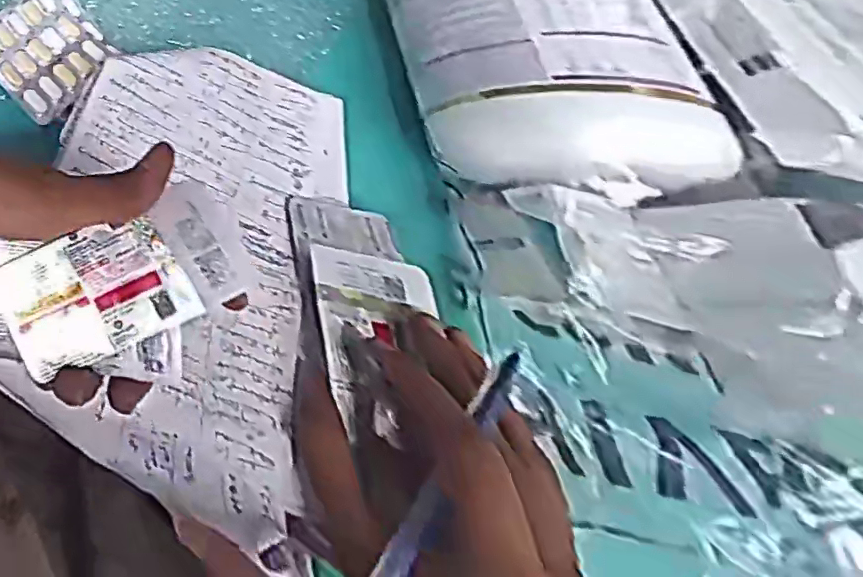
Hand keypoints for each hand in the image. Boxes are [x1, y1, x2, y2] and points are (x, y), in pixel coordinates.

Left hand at [0, 142, 174, 413]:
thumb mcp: (58, 198)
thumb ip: (114, 193)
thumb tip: (167, 156)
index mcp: (93, 217)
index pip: (154, 246)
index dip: (187, 278)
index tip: (220, 310)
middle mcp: (75, 246)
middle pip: (123, 300)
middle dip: (139, 347)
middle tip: (139, 391)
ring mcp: (44, 273)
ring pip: (85, 324)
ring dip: (97, 364)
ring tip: (93, 396)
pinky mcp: (14, 293)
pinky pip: (45, 330)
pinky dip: (55, 357)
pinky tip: (58, 382)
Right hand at [297, 314, 578, 576]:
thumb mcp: (351, 535)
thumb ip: (330, 460)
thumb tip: (312, 379)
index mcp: (495, 549)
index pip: (464, 445)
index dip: (421, 386)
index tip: (380, 349)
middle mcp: (545, 547)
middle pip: (507, 439)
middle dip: (458, 372)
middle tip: (419, 324)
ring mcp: (561, 548)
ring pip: (530, 453)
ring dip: (486, 391)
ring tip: (452, 344)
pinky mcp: (555, 544)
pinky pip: (535, 471)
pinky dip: (502, 424)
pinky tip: (478, 397)